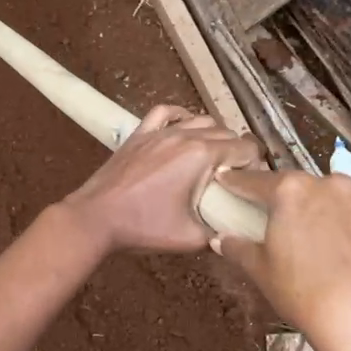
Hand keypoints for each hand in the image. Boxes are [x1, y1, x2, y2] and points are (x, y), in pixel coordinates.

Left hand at [59, 105, 261, 253]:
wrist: (95, 219)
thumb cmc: (143, 228)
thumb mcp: (191, 238)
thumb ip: (218, 231)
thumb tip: (230, 230)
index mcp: (202, 155)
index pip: (246, 148)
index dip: (256, 164)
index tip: (252, 182)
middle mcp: (184, 135)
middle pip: (226, 133)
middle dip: (236, 153)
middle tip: (233, 178)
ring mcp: (159, 132)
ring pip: (199, 120)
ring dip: (213, 135)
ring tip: (213, 158)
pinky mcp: (138, 134)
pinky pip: (164, 112)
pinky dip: (180, 115)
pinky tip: (184, 127)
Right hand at [213, 169, 350, 350]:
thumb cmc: (304, 293)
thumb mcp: (261, 272)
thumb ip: (239, 249)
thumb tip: (221, 239)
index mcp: (292, 191)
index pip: (256, 181)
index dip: (237, 183)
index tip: (226, 182)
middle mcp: (332, 184)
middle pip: (302, 188)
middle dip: (289, 201)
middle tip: (280, 223)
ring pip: (338, 200)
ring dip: (326, 212)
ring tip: (322, 243)